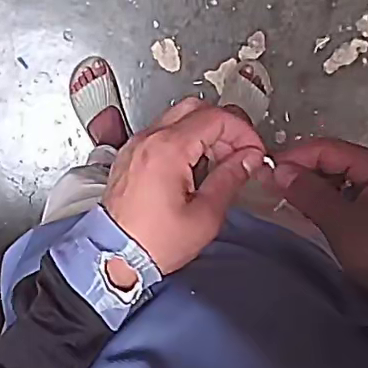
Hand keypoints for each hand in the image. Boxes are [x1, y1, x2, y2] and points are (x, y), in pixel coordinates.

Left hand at [102, 98, 267, 273]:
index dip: (243, 132)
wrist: (114, 257)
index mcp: (168, 149)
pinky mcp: (128, 158)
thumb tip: (246, 160)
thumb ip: (230, 179)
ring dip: (202, 133)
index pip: (216, 118)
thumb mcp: (204, 215)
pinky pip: (159, 134)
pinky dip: (181, 141)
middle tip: (238, 154)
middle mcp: (148, 140)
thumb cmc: (152, 243)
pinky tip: (192, 169)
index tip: (253, 152)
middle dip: (224, 127)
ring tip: (217, 164)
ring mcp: (134, 147)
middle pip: (196, 109)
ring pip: (176, 118)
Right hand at [269, 138, 367, 308]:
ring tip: (287, 202)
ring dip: (312, 187)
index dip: (293, 159)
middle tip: (272, 189)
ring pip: (337, 176)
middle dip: (301, 172)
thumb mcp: (341, 221)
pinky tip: (310, 212)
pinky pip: (346, 192)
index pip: (325, 149)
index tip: (265, 175)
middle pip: (332, 159)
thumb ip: (308, 192)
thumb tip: (279, 170)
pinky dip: (325, 199)